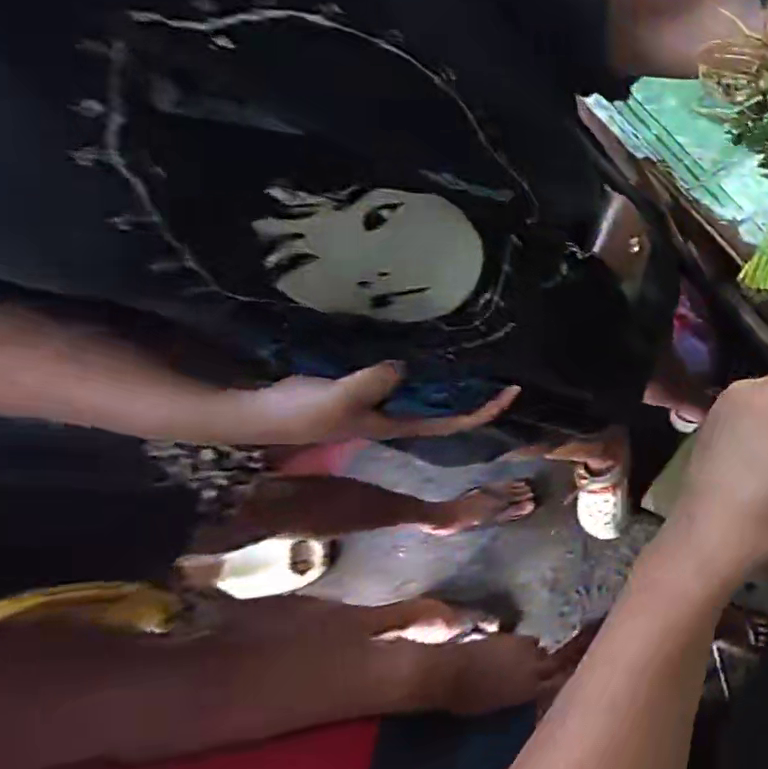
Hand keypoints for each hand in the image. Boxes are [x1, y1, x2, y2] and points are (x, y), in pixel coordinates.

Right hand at [226, 362, 518, 444]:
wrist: (254, 411)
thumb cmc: (299, 412)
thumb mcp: (340, 399)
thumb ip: (373, 382)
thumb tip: (404, 366)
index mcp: (400, 425)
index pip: (457, 422)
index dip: (488, 409)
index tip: (513, 391)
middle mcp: (398, 415)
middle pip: (450, 406)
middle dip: (478, 391)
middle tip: (503, 364)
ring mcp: (382, 402)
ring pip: (429, 390)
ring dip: (452, 375)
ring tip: (476, 351)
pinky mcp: (364, 387)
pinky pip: (405, 376)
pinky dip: (421, 363)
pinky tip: (427, 343)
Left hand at [425, 633, 560, 716]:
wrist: (451, 672)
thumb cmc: (467, 699)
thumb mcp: (497, 705)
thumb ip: (518, 696)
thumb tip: (526, 693)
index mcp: (529, 689)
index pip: (556, 683)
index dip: (559, 682)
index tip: (559, 683)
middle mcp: (534, 667)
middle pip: (553, 663)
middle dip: (551, 666)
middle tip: (547, 670)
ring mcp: (525, 649)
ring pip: (542, 649)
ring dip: (538, 655)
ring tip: (529, 660)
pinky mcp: (514, 637)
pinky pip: (530, 640)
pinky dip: (527, 645)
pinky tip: (517, 650)